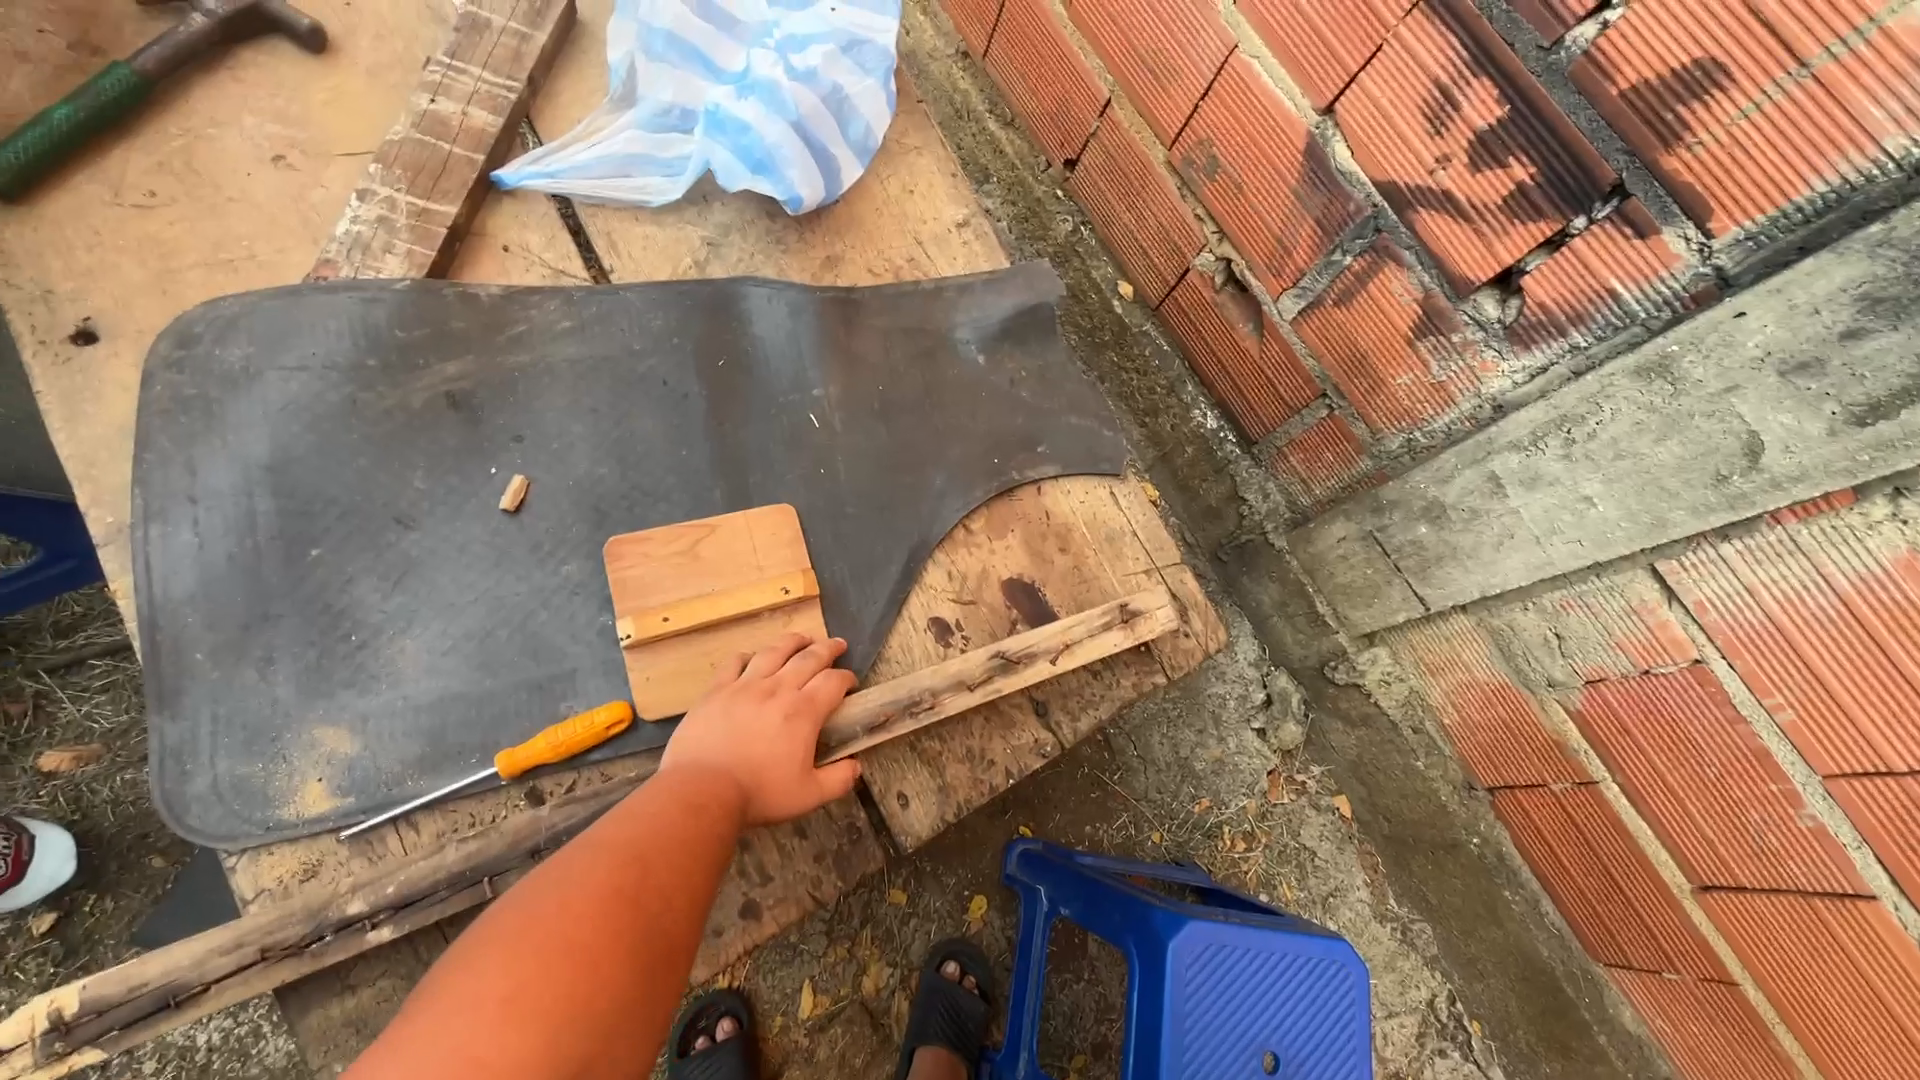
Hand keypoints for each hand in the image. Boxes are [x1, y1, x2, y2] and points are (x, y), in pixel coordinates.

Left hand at [660, 634, 861, 826]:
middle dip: (828, 649)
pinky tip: (753, 657)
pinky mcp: (717, 691)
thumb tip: (856, 766)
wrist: (701, 790)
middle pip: (808, 658)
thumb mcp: (808, 795)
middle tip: (838, 645)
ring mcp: (745, 686)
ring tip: (803, 638)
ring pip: (774, 652)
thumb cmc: (758, 794)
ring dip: (793, 642)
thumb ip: (838, 780)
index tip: (850, 682)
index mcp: (804, 712)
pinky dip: (748, 656)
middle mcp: (777, 690)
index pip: (833, 682)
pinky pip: (735, 663)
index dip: (846, 678)